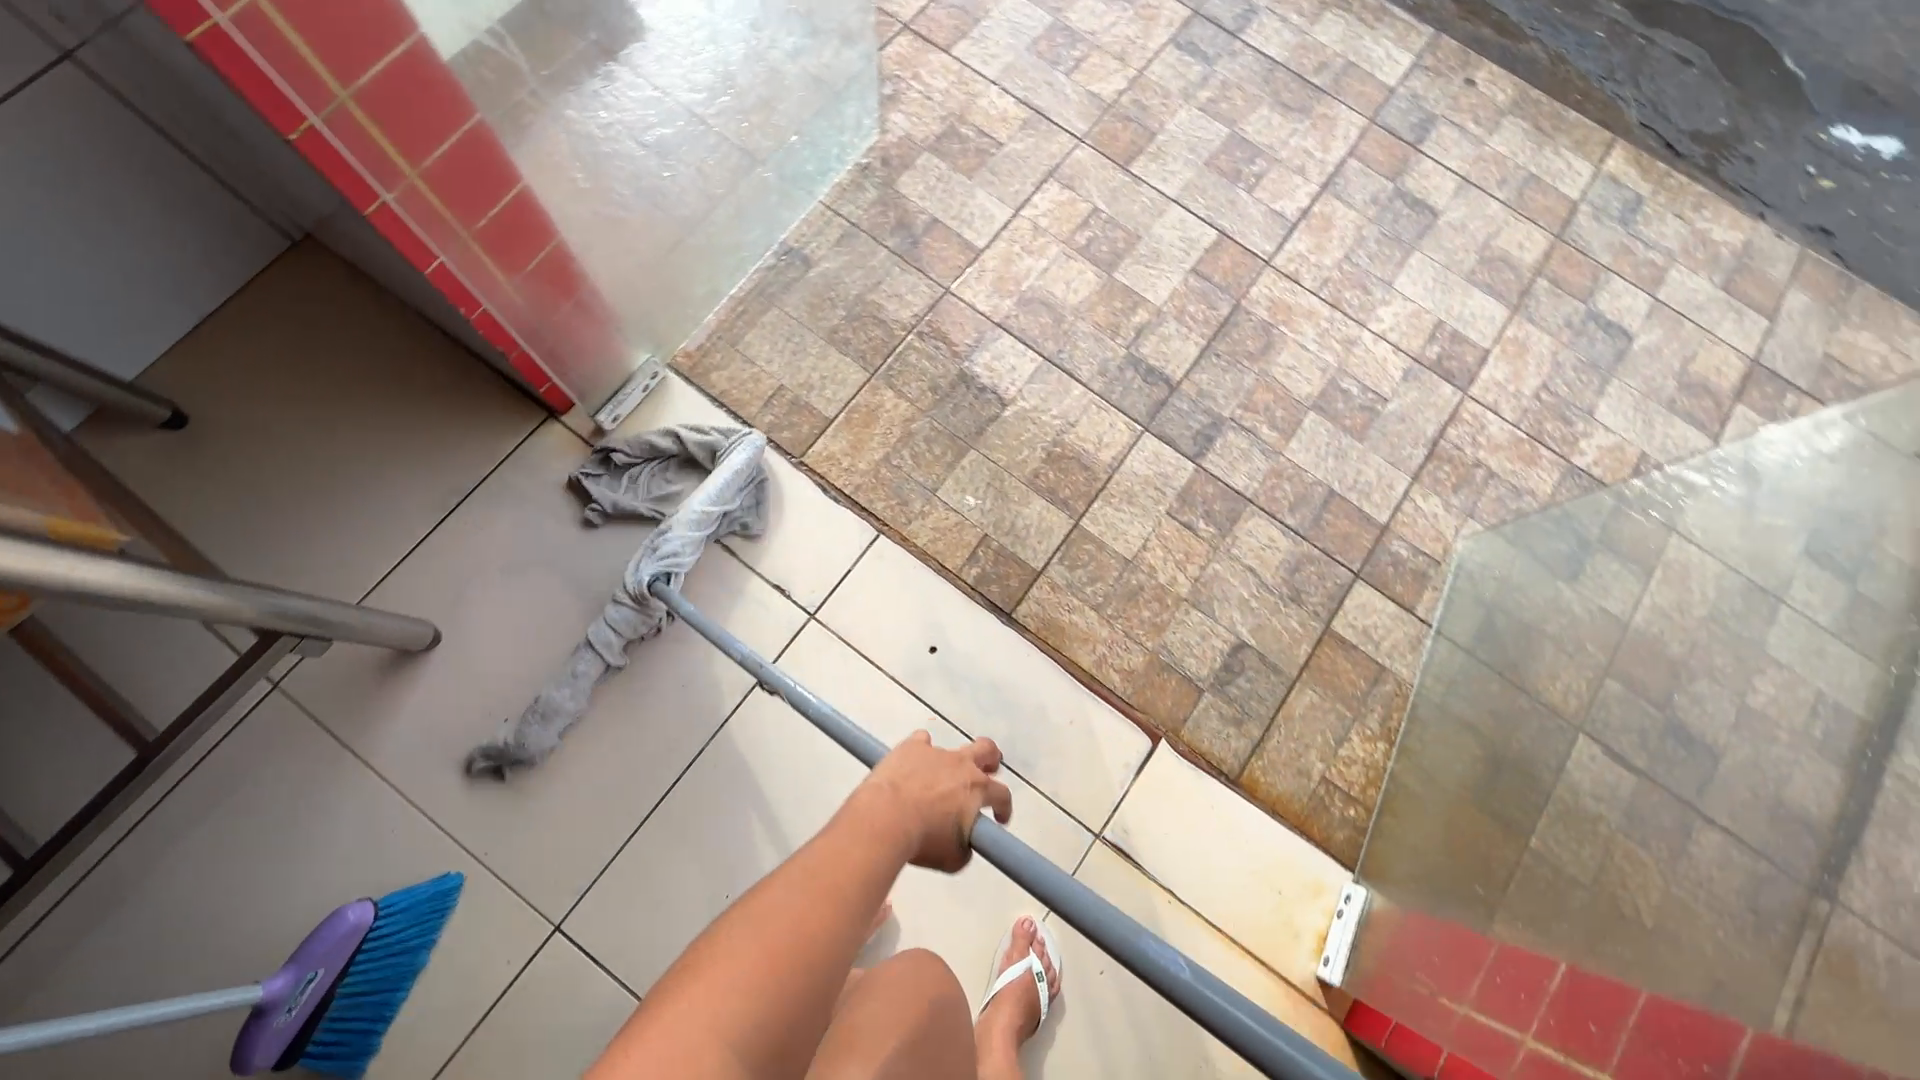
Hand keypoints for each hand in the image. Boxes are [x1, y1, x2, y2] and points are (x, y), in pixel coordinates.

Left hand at [851, 731, 1012, 872]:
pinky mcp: (911, 747)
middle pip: (987, 750)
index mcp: (978, 789)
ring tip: (937, 776)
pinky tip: (913, 762)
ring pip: (951, 746)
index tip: (999, 818)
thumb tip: (963, 845)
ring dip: (948, 761)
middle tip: (986, 771)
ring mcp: (936, 752)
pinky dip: (920, 752)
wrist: (885, 818)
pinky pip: (921, 741)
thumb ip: (965, 848)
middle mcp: (962, 764)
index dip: (1004, 807)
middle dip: (990, 760)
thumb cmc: (923, 840)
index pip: (1002, 795)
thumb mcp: (953, 859)